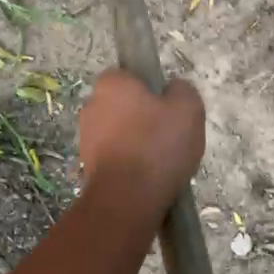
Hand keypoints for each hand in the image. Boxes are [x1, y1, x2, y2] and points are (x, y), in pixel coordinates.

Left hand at [77, 70, 204, 209]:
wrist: (127, 196)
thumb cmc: (157, 144)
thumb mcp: (188, 107)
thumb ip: (182, 89)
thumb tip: (172, 89)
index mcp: (110, 84)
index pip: (129, 77)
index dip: (150, 90)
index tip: (167, 107)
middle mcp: (91, 106)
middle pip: (123, 106)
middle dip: (143, 118)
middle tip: (168, 136)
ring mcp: (85, 137)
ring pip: (119, 134)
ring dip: (136, 143)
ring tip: (161, 161)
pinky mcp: (87, 165)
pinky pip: (115, 157)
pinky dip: (129, 164)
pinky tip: (147, 177)